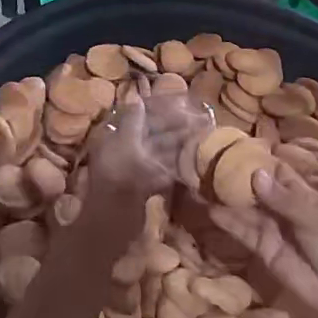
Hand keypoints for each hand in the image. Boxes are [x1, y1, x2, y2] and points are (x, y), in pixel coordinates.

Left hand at [85, 88, 212, 202]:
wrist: (114, 219)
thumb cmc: (120, 175)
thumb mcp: (126, 143)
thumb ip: (132, 121)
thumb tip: (136, 97)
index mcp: (114, 136)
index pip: (139, 116)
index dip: (160, 109)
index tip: (183, 105)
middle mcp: (122, 149)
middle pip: (151, 133)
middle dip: (175, 127)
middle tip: (201, 121)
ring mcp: (134, 168)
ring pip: (159, 150)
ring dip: (179, 144)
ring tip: (202, 137)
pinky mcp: (144, 185)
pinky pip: (162, 169)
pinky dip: (176, 163)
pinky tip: (193, 159)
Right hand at [207, 165, 317, 317]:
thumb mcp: (313, 219)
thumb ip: (284, 199)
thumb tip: (255, 174)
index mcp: (300, 193)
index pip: (275, 170)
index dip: (256, 159)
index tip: (232, 147)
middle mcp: (281, 207)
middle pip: (254, 188)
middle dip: (233, 177)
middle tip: (206, 164)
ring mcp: (271, 227)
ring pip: (244, 208)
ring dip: (224, 198)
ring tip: (199, 184)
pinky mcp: (262, 248)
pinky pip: (242, 231)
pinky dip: (226, 221)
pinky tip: (208, 209)